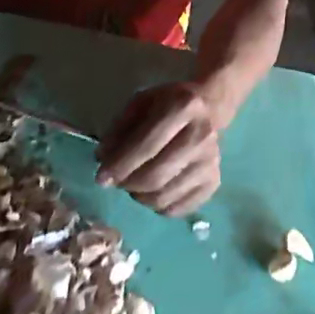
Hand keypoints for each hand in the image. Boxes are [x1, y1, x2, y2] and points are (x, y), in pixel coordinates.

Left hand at [95, 82, 222, 215]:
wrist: (206, 108)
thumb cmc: (167, 104)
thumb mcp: (140, 104)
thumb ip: (119, 129)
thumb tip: (103, 159)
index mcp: (183, 106)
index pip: (147, 145)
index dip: (120, 165)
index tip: (100, 178)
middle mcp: (202, 133)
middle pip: (156, 176)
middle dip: (128, 184)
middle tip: (117, 182)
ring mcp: (211, 160)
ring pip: (164, 197)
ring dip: (140, 196)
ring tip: (134, 184)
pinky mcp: (214, 181)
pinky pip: (177, 209)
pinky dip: (157, 207)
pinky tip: (153, 191)